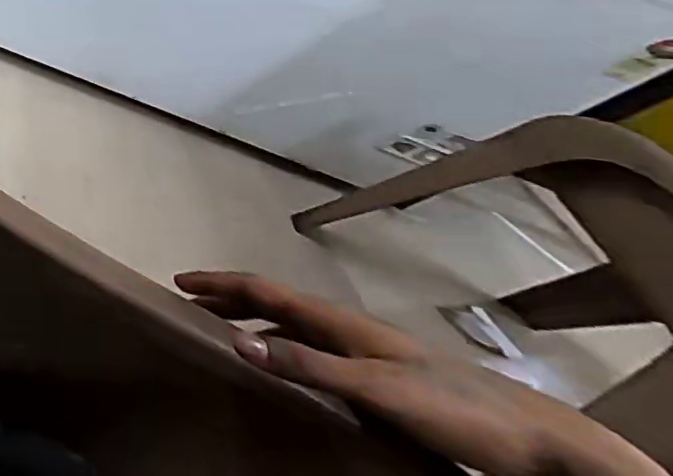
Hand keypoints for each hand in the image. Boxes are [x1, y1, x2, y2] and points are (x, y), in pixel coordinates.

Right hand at [175, 271, 665, 475]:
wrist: (543, 442)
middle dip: (228, 297)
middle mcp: (344, 326)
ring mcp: (365, 349)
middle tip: (192, 304)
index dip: (218, 281)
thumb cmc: (452, 405)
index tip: (179, 281)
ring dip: (253, 319)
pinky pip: (313, 347)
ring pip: (293, 323)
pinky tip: (288, 366)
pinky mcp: (382, 374)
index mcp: (336, 319)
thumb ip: (307, 364)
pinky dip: (282, 344)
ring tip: (227, 331)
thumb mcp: (375, 388)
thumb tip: (236, 340)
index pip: (262, 287)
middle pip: (273, 300)